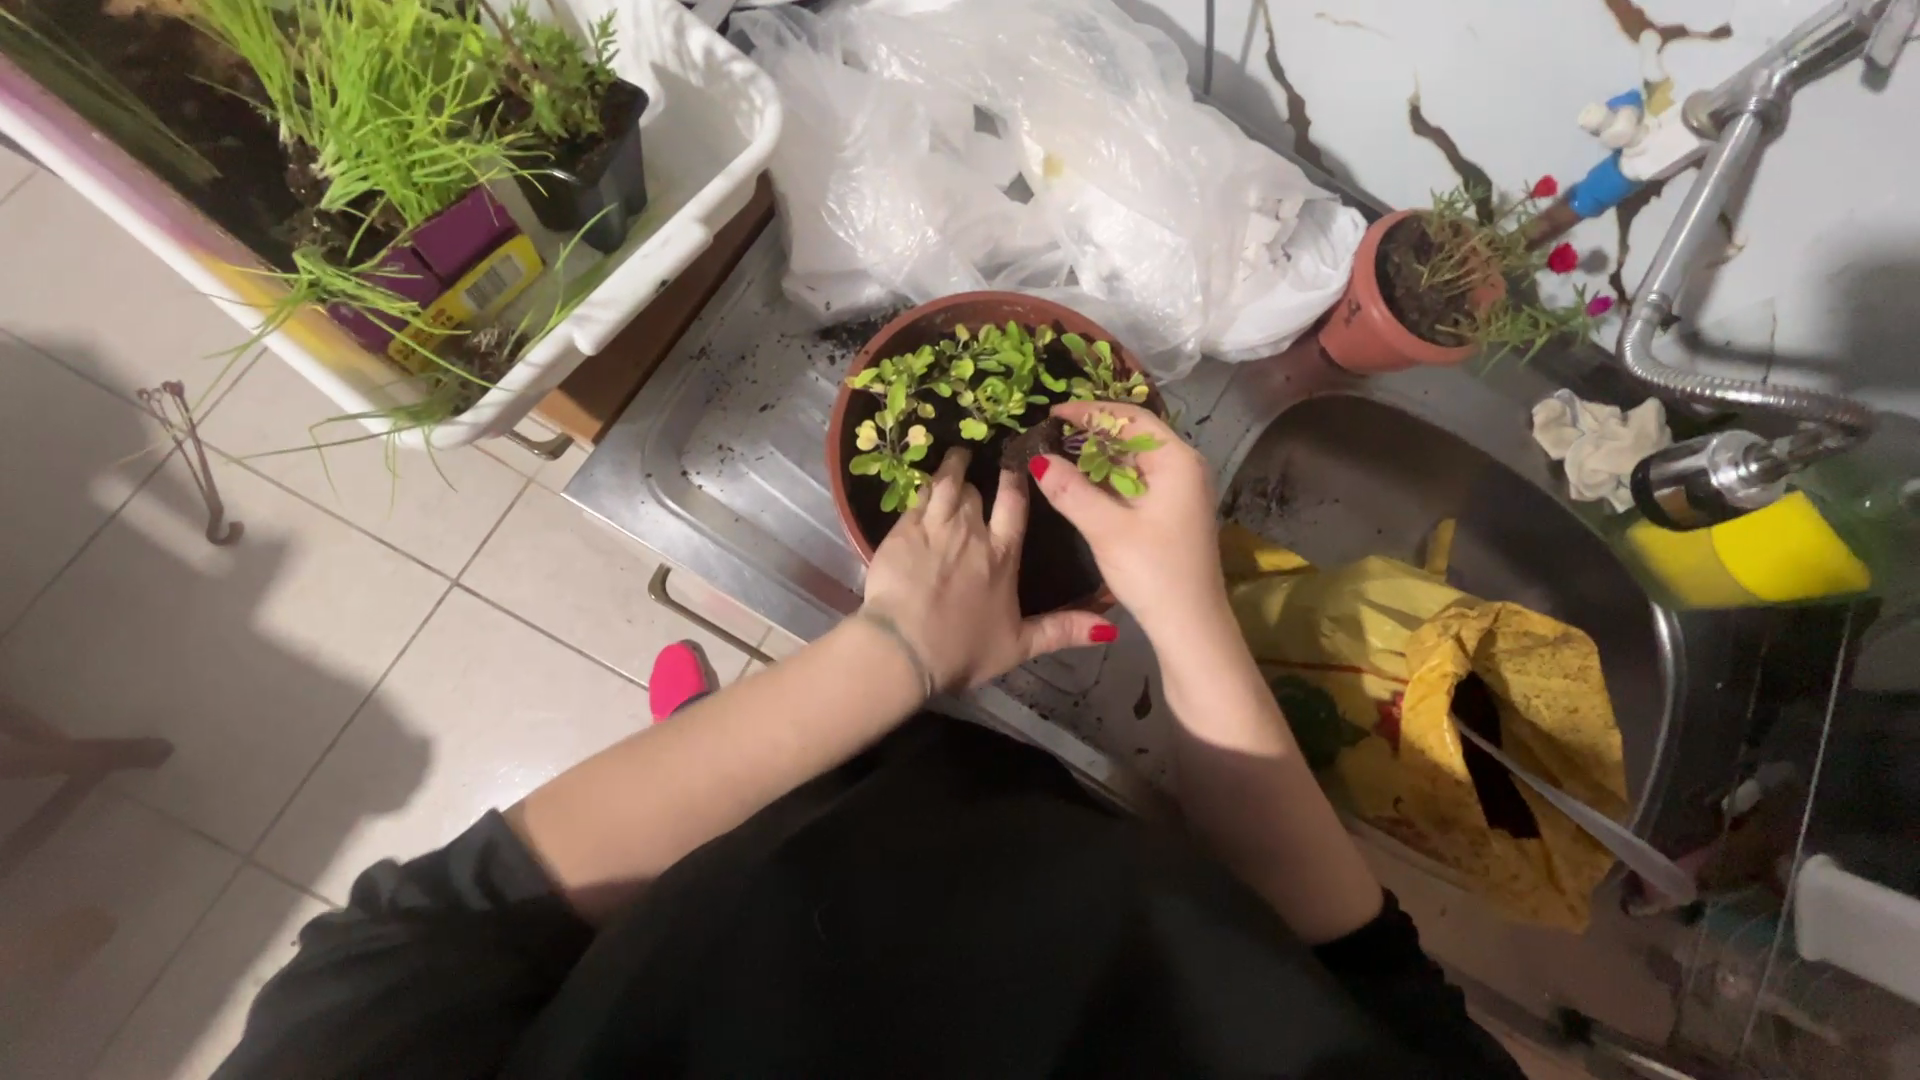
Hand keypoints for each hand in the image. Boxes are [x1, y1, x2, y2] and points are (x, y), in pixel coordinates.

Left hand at [862, 446, 1112, 690]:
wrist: (905, 649)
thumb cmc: (962, 650)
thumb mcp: (1019, 646)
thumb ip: (1063, 630)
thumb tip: (1112, 629)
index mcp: (1003, 555)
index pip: (1014, 504)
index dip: (1014, 480)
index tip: (1014, 463)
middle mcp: (971, 532)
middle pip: (975, 493)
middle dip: (975, 480)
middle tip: (974, 469)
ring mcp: (933, 528)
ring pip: (944, 486)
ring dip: (949, 471)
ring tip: (952, 460)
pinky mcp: (900, 532)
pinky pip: (914, 500)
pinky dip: (920, 490)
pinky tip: (920, 487)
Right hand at [1028, 402, 1228, 640]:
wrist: (1190, 625)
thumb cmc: (1153, 572)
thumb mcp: (1106, 529)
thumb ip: (1070, 490)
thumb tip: (1036, 458)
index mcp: (1176, 461)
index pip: (1130, 418)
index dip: (1089, 412)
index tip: (1051, 414)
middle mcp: (1184, 467)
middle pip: (1134, 435)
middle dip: (1092, 432)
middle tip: (1050, 434)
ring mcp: (1180, 490)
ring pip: (1134, 459)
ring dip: (1098, 456)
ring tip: (1058, 454)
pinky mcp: (1172, 511)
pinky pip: (1136, 480)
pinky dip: (1109, 477)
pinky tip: (1082, 483)